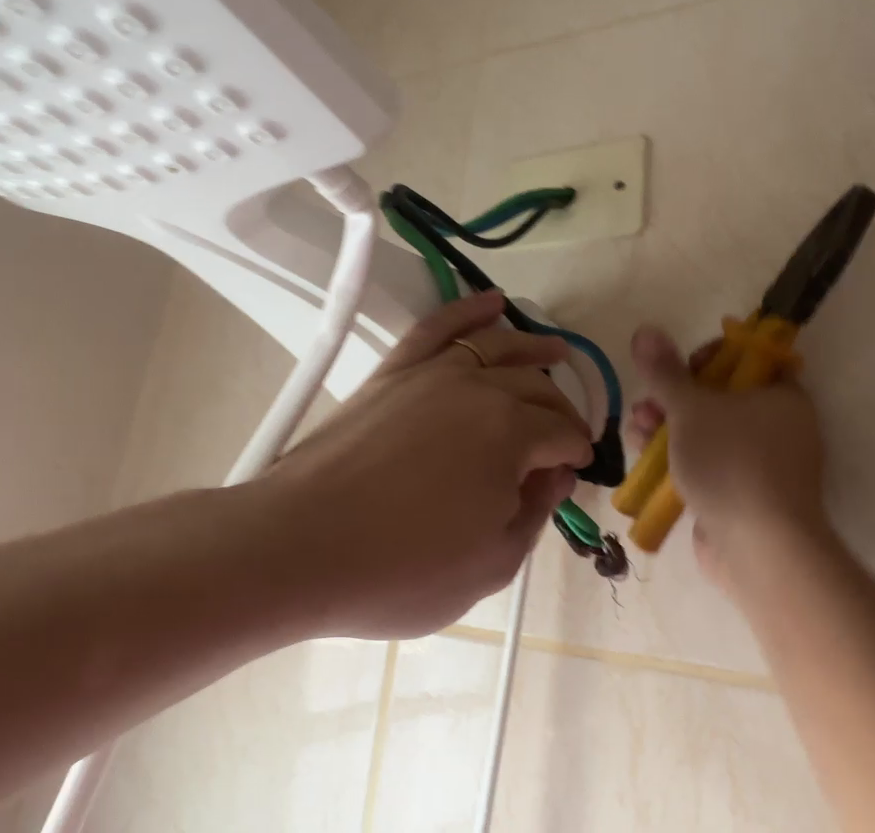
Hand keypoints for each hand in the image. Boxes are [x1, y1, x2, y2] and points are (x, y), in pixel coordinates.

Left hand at [265, 290, 591, 638]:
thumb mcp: (490, 564)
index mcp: (510, 432)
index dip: (575, 453)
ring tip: (555, 349)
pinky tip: (490, 303)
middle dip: (560, 408)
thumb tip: (554, 475)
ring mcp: (429, 373)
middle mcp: (476, 387)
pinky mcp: (390, 372)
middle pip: (535, 387)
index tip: (576, 471)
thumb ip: (533, 514)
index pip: (561, 433)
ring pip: (494, 346)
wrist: (298, 547)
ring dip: (531, 346)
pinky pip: (436, 327)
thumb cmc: (400, 570)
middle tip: (566, 432)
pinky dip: (467, 309)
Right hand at [627, 326, 828, 588]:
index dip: (707, 357)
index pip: (745, 359)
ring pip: (704, 433)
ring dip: (666, 429)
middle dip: (673, 399)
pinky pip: (704, 465)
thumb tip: (646, 330)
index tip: (680, 369)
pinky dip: (676, 461)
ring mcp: (759, 464)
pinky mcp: (741, 496)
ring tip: (638, 434)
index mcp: (781, 395)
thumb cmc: (731, 463)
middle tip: (647, 406)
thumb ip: (665, 371)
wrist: (759, 548)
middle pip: (716, 396)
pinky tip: (645, 462)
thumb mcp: (691, 408)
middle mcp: (777, 425)